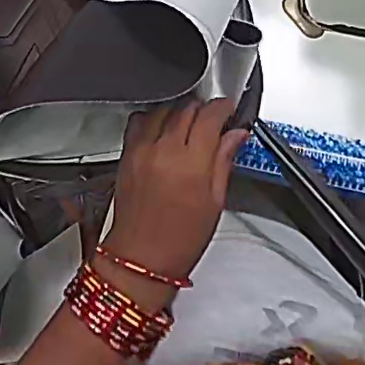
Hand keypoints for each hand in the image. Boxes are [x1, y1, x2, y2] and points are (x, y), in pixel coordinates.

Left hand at [101, 99, 247, 297]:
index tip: (229, 110)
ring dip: (179, 111)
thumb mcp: (215, 201)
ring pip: (164, 109)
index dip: (223, 108)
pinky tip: (162, 129)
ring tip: (189, 126)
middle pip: (187, 108)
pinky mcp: (127, 153)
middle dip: (204, 110)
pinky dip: (153, 118)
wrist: (142, 257)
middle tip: (213, 121)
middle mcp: (165, 151)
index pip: (210, 116)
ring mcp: (143, 149)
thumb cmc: (179, 239)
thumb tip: (236, 135)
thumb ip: (224, 161)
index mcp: (192, 164)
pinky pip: (140, 121)